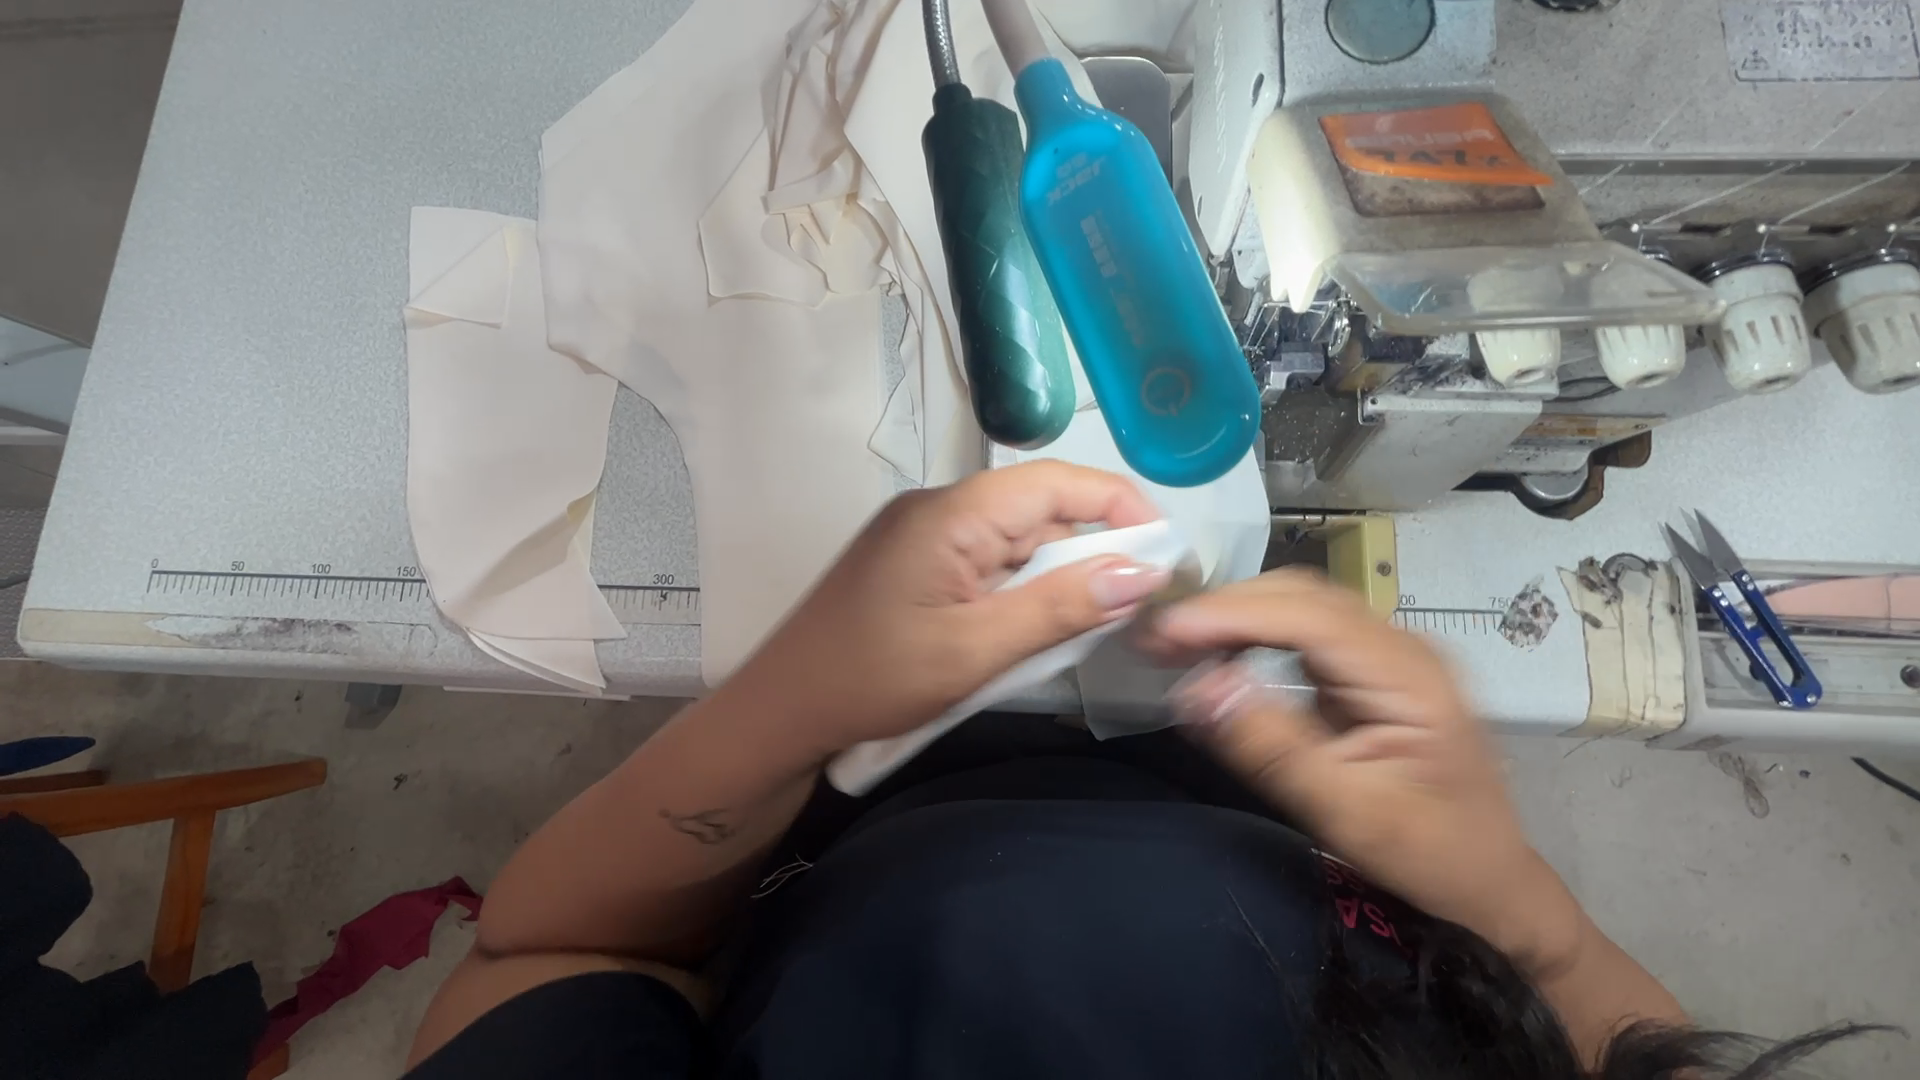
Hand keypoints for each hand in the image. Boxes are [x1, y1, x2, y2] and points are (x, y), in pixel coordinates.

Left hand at [729, 461, 1166, 755]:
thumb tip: (1141, 573)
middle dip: (1091, 549)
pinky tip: (1034, 626)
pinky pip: (985, 561)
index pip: (1054, 482)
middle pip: (1037, 509)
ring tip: (1090, 622)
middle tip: (1135, 602)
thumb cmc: (873, 681)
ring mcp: (922, 535)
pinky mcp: (914, 562)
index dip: (1118, 506)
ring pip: (1014, 539)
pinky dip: (1019, 589)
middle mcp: (938, 508)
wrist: (783, 711)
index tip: (1164, 552)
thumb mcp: (976, 650)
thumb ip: (1060, 607)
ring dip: (1055, 575)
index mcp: (951, 513)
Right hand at [1143, 570, 1583, 973]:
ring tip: (1173, 641)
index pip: (1310, 617)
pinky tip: (1215, 650)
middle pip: (1301, 596)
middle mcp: (1400, 646)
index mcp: (1410, 675)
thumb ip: (1272, 747)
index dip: (1232, 615)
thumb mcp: (1345, 812)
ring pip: (1297, 603)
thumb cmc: (1427, 853)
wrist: (1488, 879)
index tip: (1167, 629)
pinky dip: (1249, 632)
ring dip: (1232, 615)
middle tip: (1156, 636)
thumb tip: (1198, 689)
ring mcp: (1386, 652)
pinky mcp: (1366, 666)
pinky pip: (1299, 628)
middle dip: (1223, 608)